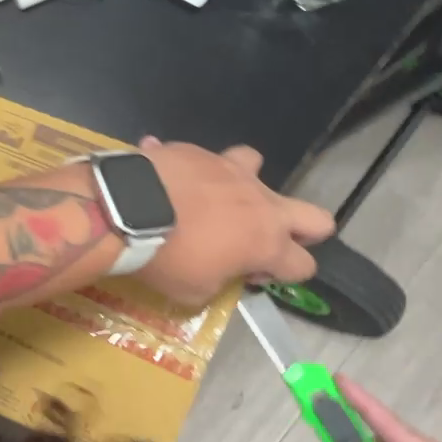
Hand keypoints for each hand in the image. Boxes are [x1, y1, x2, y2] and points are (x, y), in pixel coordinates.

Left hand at [131, 138, 334, 304]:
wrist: (126, 208)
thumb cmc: (164, 257)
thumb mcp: (191, 291)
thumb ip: (216, 283)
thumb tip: (216, 273)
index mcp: (267, 243)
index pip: (303, 265)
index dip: (281, 274)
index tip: (248, 273)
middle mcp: (261, 203)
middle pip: (315, 216)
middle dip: (299, 229)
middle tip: (258, 236)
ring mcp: (231, 171)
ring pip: (258, 165)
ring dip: (241, 182)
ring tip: (212, 196)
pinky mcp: (197, 151)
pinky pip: (199, 156)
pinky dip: (188, 167)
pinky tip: (168, 176)